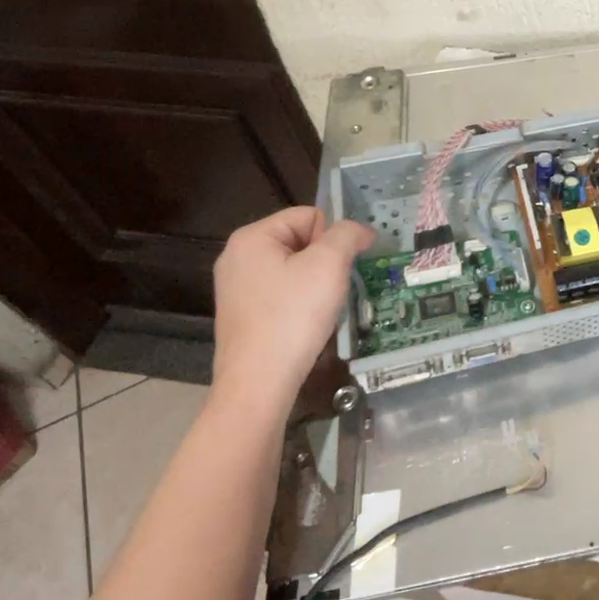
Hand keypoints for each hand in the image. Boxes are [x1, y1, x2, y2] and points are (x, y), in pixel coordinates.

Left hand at [211, 207, 373, 410]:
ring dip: (317, 285)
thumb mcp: (329, 265)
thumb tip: (361, 231)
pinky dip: (301, 305)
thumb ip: (348, 235)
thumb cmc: (293, 317)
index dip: (333, 237)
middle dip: (325, 262)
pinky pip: (283, 295)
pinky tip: (307, 326)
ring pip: (294, 270)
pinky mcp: (243, 316)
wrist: (258, 384)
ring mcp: (237, 289)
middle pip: (301, 241)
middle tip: (334, 290)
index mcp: (252, 237)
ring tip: (322, 310)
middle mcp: (237, 258)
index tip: (340, 268)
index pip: (309, 215)